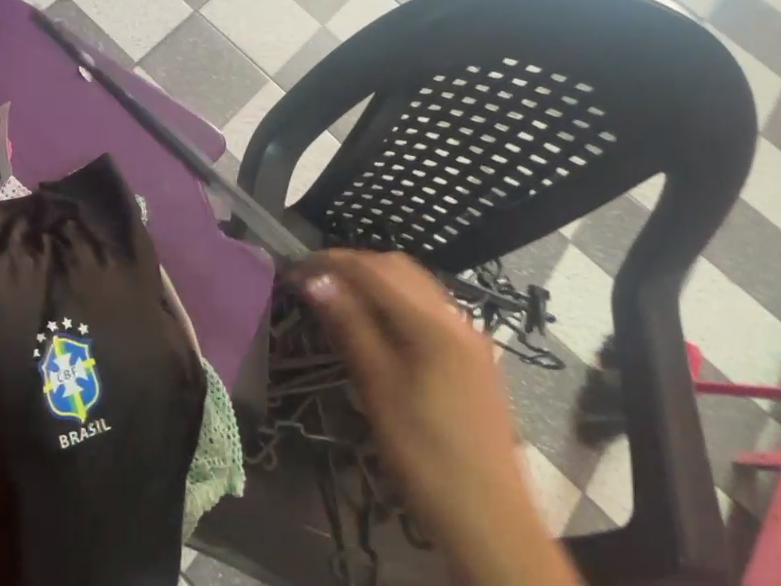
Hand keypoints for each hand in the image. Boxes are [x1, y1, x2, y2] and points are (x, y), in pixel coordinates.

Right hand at [296, 250, 577, 585]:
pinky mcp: (472, 358)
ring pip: (415, 286)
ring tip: (334, 302)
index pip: (373, 268)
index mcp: (433, 325)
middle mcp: (457, 320)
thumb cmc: (424, 454)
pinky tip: (372, 327)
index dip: (328, 262)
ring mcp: (470, 339)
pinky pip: (428, 308)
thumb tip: (314, 280)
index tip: (290, 272)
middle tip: (310, 285)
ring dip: (373, 282)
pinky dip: (394, 302)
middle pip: (398, 268)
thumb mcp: (376, 388)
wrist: (489, 517)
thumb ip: (349, 327)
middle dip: (350, 266)